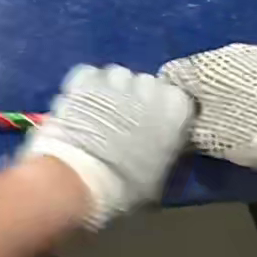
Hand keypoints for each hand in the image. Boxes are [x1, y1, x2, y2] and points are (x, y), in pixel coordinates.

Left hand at [19, 64, 193, 227]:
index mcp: (177, 111)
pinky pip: (87, 73)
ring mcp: (115, 82)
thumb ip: (163, 145)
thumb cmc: (124, 183)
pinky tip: (78, 98)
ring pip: (115, 74)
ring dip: (107, 87)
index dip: (158, 106)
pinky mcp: (83, 81)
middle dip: (132, 95)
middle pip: (144, 82)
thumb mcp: (159, 167)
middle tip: (118, 113)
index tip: (147, 118)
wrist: (82, 174)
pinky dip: (83, 83)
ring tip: (96, 105)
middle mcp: (151, 89)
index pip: (174, 95)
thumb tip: (157, 142)